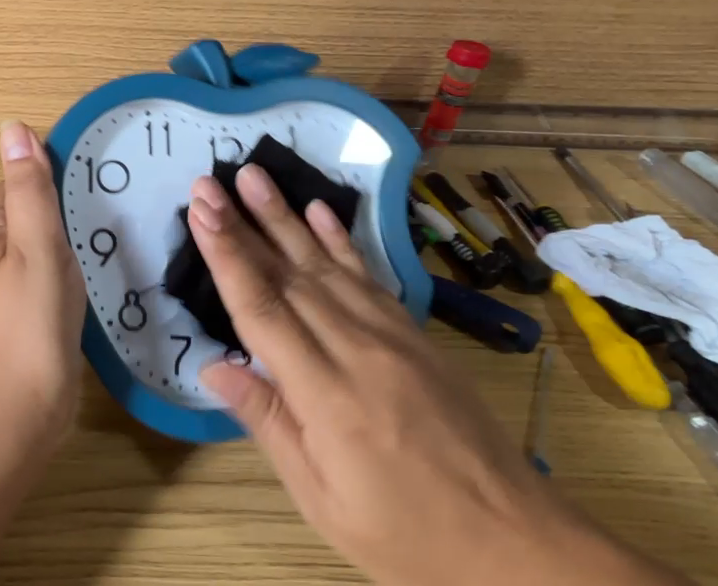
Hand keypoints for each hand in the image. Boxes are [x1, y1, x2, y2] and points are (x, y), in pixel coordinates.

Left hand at [0, 121, 85, 437]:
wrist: (24, 410)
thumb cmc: (30, 322)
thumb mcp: (34, 246)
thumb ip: (28, 190)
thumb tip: (12, 127)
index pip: (16, 184)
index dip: (46, 168)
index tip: (92, 159)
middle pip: (27, 213)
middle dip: (60, 198)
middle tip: (114, 190)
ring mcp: (11, 291)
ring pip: (40, 245)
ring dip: (69, 232)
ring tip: (115, 223)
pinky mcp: (30, 317)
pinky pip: (50, 275)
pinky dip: (72, 264)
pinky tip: (100, 269)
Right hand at [186, 165, 686, 585]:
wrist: (515, 543)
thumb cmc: (405, 535)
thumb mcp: (321, 500)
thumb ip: (268, 423)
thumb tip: (214, 367)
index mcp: (327, 396)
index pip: (263, 310)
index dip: (227, 256)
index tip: (202, 211)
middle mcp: (358, 351)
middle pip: (289, 275)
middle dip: (244, 224)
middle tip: (211, 181)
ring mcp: (393, 338)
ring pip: (327, 265)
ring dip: (285, 218)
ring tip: (254, 175)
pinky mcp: (418, 337)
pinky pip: (372, 277)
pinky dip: (342, 241)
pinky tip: (319, 212)